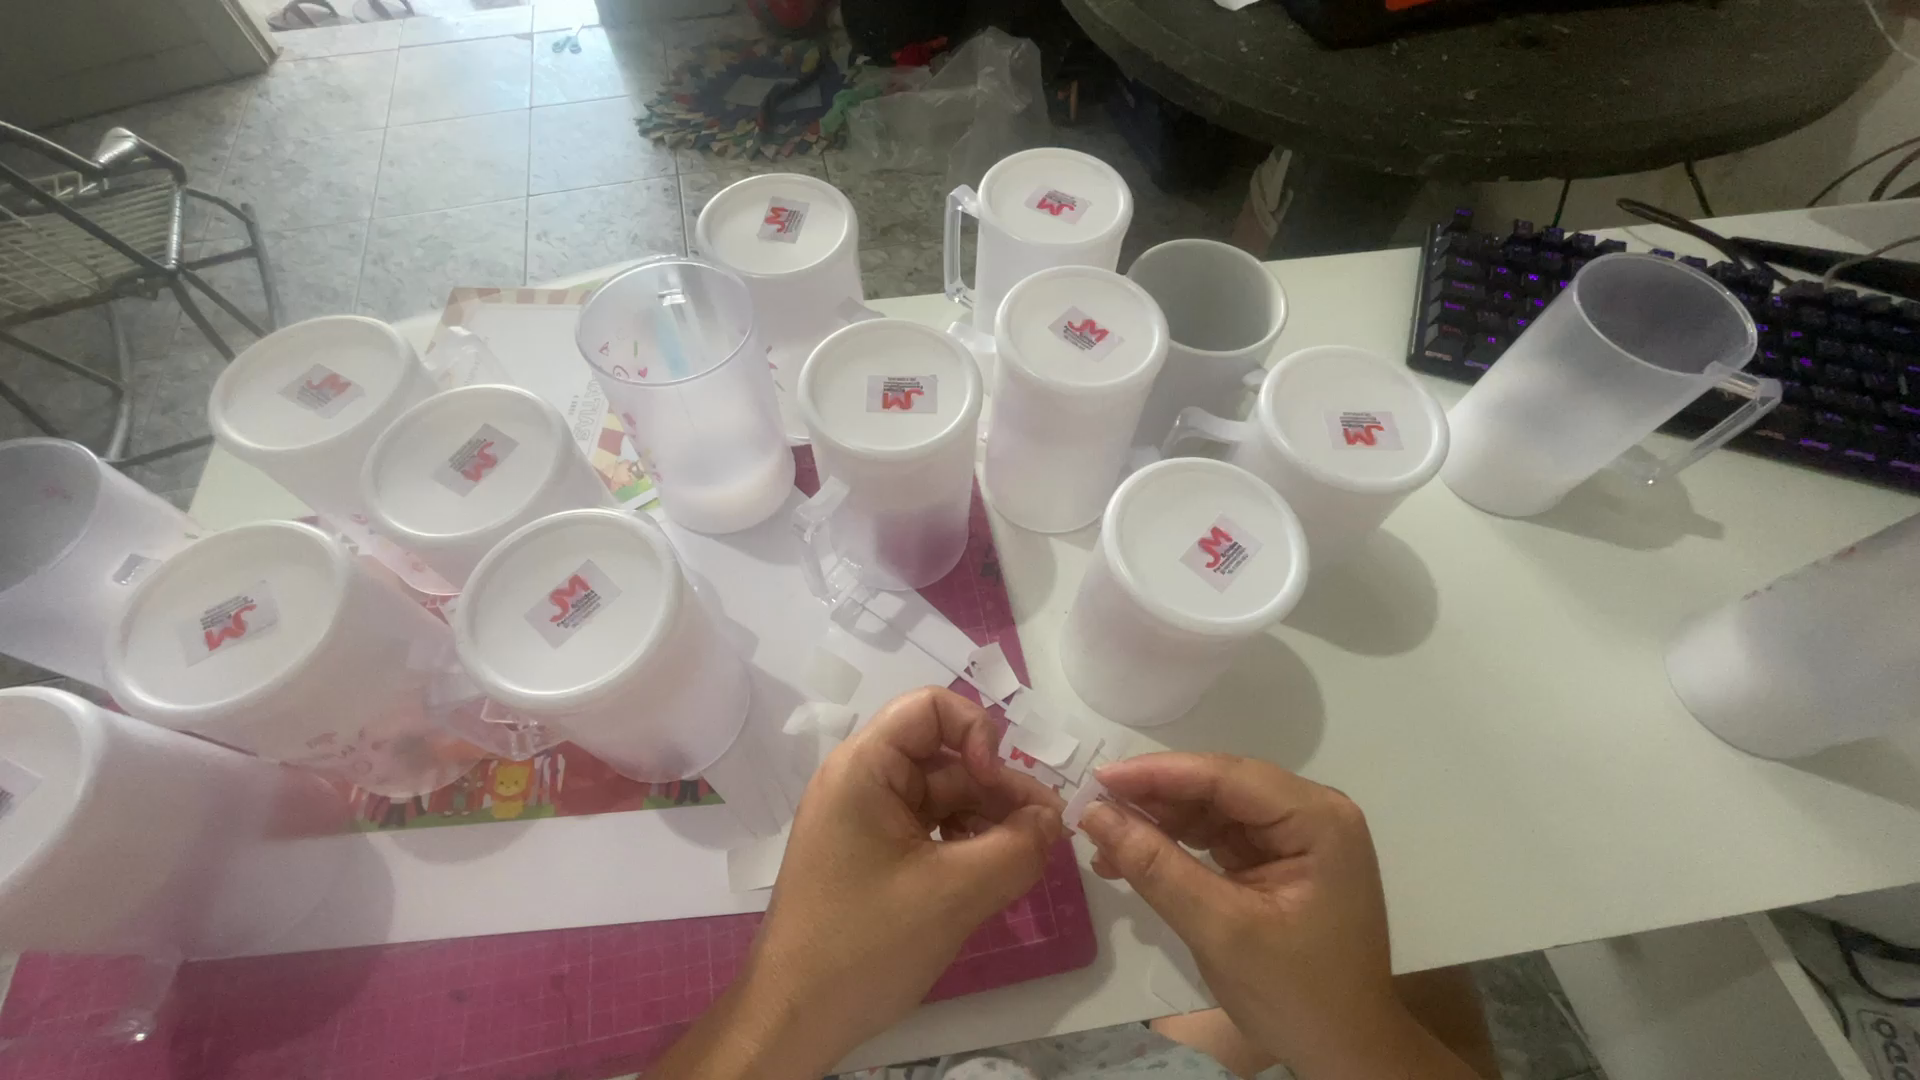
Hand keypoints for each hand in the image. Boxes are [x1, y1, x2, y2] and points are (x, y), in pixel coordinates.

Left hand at [652, 687, 1064, 1079]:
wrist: (793, 1018)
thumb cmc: (864, 944)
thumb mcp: (953, 894)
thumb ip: (1016, 848)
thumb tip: (1053, 820)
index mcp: (865, 767)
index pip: (929, 708)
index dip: (975, 731)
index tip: (998, 782)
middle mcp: (863, 780)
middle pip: (944, 756)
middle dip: (997, 787)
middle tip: (1046, 831)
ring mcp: (867, 817)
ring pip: (943, 794)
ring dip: (988, 818)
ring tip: (1029, 856)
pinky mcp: (873, 851)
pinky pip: (930, 826)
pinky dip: (965, 842)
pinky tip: (994, 872)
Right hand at [1080, 754, 1473, 1079]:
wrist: (1346, 1055)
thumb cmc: (1296, 995)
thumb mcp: (1220, 930)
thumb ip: (1156, 866)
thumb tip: (1093, 813)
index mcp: (1316, 819)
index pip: (1225, 776)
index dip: (1157, 773)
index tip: (1097, 779)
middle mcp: (1308, 811)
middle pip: (1215, 786)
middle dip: (1152, 799)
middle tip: (1092, 810)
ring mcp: (1291, 833)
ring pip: (1208, 806)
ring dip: (1156, 822)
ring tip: (1103, 841)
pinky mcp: (1274, 854)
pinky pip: (1213, 833)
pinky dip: (1172, 843)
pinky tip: (1131, 856)